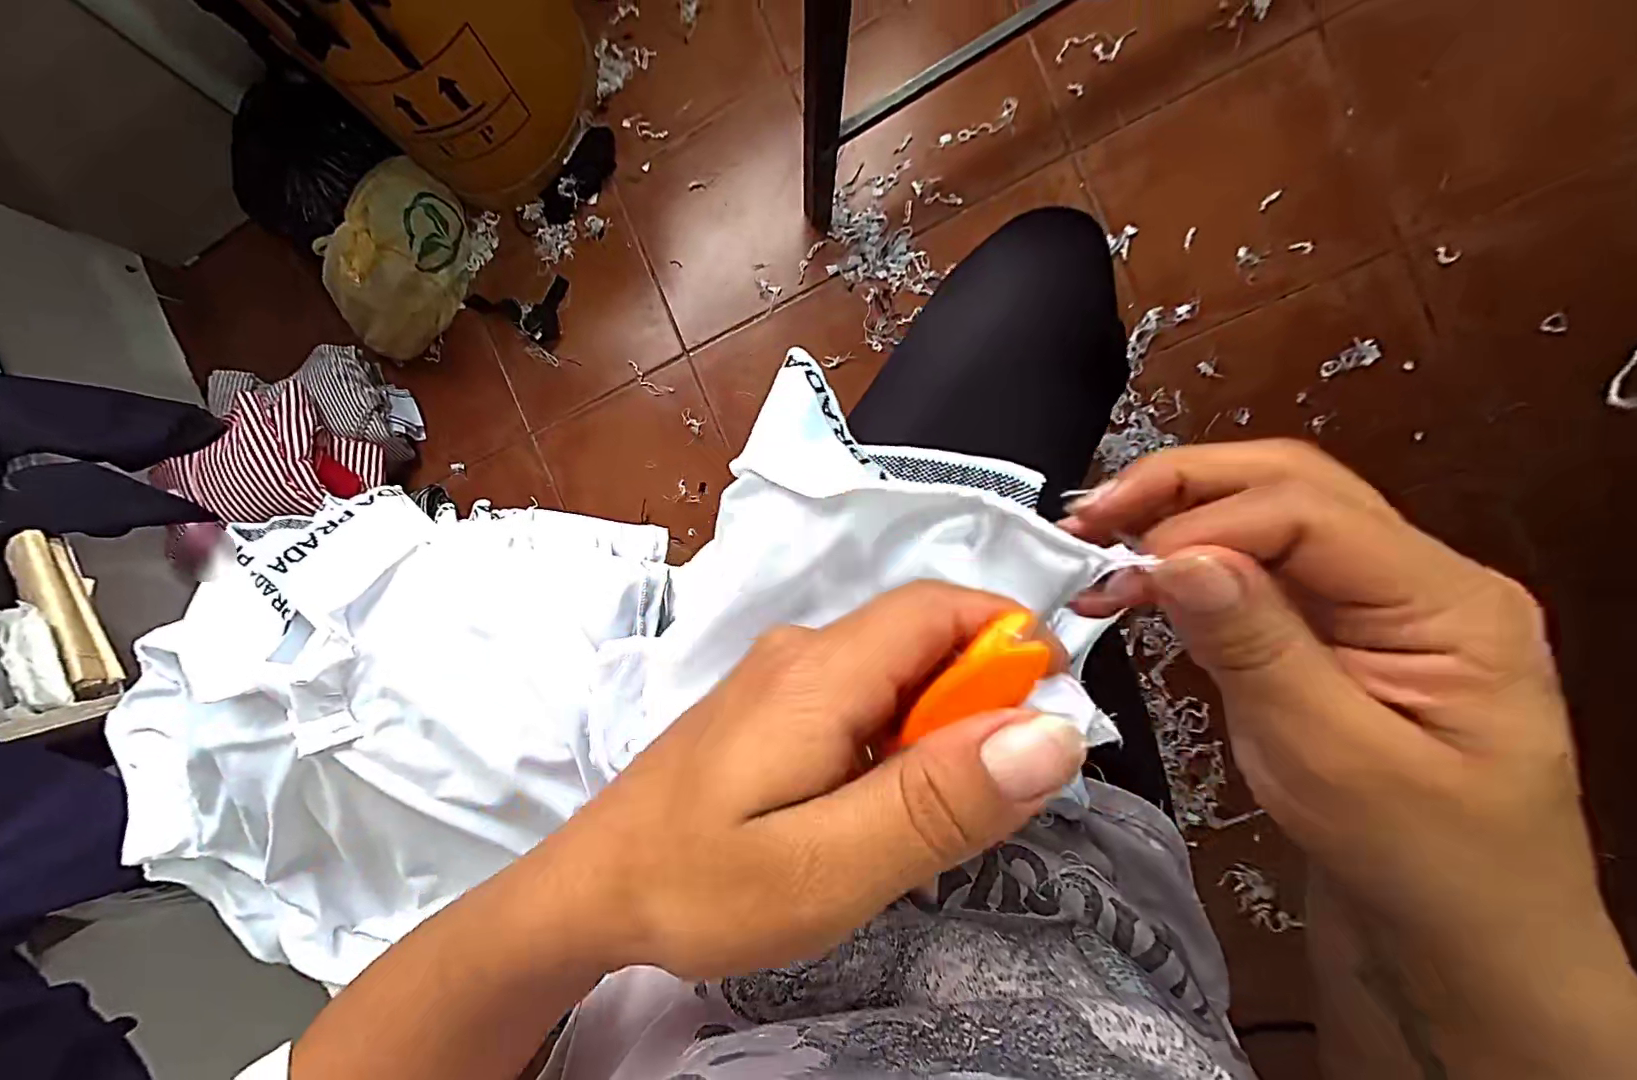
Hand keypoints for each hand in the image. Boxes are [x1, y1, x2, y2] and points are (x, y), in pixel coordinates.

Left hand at [550, 582, 1087, 979]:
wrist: (589, 891)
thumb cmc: (698, 885)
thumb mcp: (830, 864)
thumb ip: (940, 800)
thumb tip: (1048, 734)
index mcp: (822, 671)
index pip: (941, 609)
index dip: (1009, 641)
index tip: (1044, 716)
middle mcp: (806, 650)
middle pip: (923, 638)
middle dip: (977, 699)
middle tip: (980, 793)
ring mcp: (787, 672)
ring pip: (899, 671)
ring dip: (938, 726)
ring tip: (920, 812)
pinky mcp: (778, 701)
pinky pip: (865, 696)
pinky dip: (899, 738)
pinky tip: (874, 803)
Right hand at [1059, 440, 1599, 942]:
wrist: (1458, 933)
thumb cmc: (1418, 860)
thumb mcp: (1330, 757)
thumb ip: (1254, 645)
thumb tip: (1175, 558)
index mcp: (1448, 600)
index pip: (1308, 512)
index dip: (1203, 524)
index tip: (1126, 568)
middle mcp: (1414, 574)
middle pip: (1287, 482)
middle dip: (1179, 486)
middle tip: (1092, 513)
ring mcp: (1369, 594)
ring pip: (1261, 511)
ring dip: (1173, 513)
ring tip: (1099, 535)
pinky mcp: (1325, 621)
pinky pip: (1249, 564)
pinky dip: (1184, 560)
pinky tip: (1139, 577)